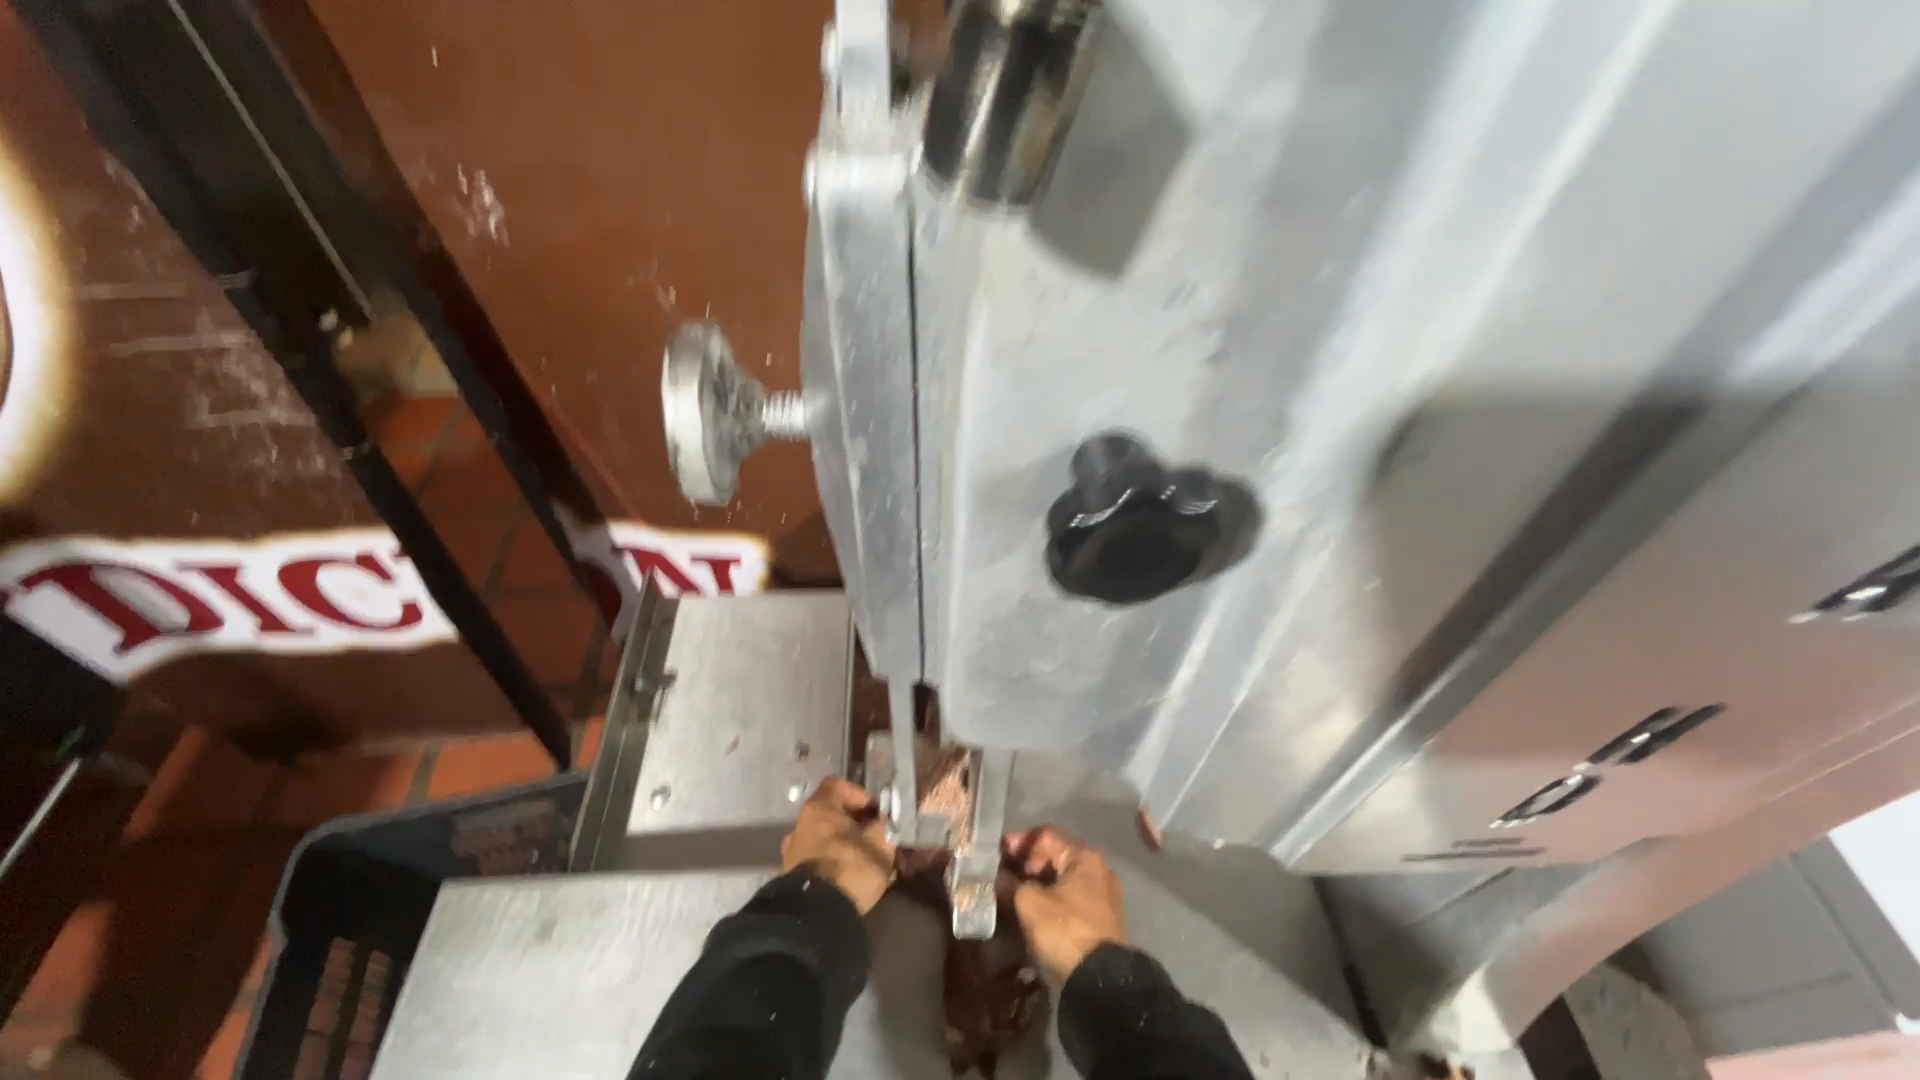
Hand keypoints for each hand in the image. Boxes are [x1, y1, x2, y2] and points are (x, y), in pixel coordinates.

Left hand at [781, 776, 896, 913]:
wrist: (817, 917)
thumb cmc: (850, 868)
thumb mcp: (880, 844)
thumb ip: (885, 826)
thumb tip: (886, 821)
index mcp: (818, 808)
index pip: (838, 784)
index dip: (860, 794)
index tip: (876, 811)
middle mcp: (799, 825)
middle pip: (830, 813)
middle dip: (855, 824)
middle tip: (875, 838)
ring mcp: (792, 852)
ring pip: (824, 839)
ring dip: (844, 845)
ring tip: (865, 862)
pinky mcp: (792, 877)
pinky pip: (817, 861)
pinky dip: (833, 863)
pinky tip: (851, 879)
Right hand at [1004, 826, 1126, 981]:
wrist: (1099, 983)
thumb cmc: (1064, 931)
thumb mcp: (1029, 903)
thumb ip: (1009, 884)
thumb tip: (996, 877)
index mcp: (1084, 857)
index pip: (1044, 835)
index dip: (1017, 842)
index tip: (995, 856)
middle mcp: (1097, 870)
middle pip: (1054, 857)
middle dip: (1024, 866)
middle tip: (999, 877)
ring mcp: (1101, 896)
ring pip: (1060, 881)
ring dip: (1034, 886)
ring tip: (1009, 898)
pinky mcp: (1099, 920)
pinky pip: (1068, 901)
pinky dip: (1047, 903)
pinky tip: (1028, 915)